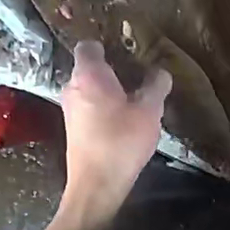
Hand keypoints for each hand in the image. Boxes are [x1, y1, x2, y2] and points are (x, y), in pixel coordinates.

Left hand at [54, 41, 170, 229]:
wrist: (97, 184)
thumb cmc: (122, 141)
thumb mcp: (149, 111)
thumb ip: (155, 87)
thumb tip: (160, 71)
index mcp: (89, 74)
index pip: (89, 46)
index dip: (106, 45)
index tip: (126, 51)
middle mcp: (72, 86)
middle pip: (90, 69)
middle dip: (112, 71)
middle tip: (138, 76)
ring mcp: (69, 109)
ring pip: (89, 90)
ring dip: (109, 92)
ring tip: (135, 100)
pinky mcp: (73, 129)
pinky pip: (88, 108)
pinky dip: (103, 109)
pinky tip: (123, 122)